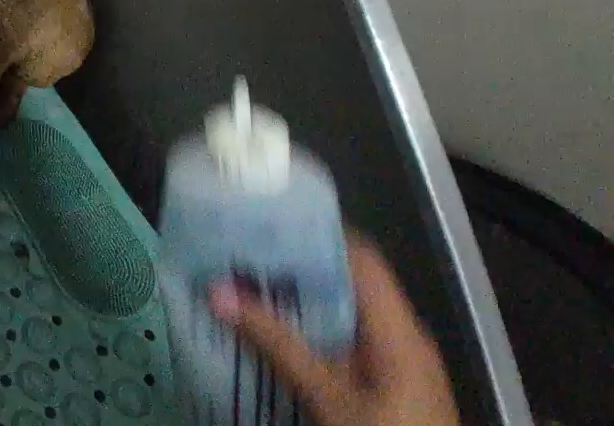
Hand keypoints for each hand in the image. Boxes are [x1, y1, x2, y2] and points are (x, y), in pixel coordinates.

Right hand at [211, 236, 459, 425]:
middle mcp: (399, 336)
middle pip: (344, 279)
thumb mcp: (328, 399)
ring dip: (289, 291)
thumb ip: (275, 344)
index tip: (261, 216)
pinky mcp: (382, 380)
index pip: (360, 257)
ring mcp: (393, 360)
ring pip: (337, 307)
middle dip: (288, 260)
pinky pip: (338, 333)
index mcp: (398, 331)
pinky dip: (301, 319)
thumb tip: (215, 290)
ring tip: (237, 274)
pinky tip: (264, 320)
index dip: (315, 231)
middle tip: (233, 244)